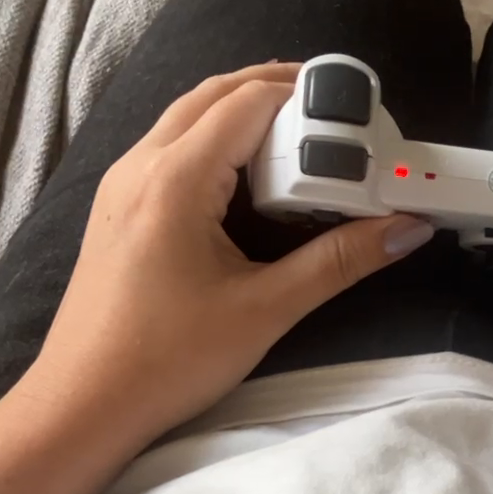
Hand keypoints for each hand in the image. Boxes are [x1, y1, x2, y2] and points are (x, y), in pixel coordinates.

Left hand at [11, 62, 433, 445]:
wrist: (84, 404)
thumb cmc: (170, 360)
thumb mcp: (265, 310)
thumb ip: (340, 261)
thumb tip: (407, 229)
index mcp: (176, 179)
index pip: (247, 102)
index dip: (305, 93)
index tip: (354, 108)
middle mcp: (141, 165)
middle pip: (213, 95)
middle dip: (274, 89)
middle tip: (333, 110)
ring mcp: (121, 186)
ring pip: (186, 118)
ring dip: (241, 113)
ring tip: (298, 136)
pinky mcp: (117, 210)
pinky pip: (170, 148)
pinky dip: (214, 141)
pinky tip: (245, 178)